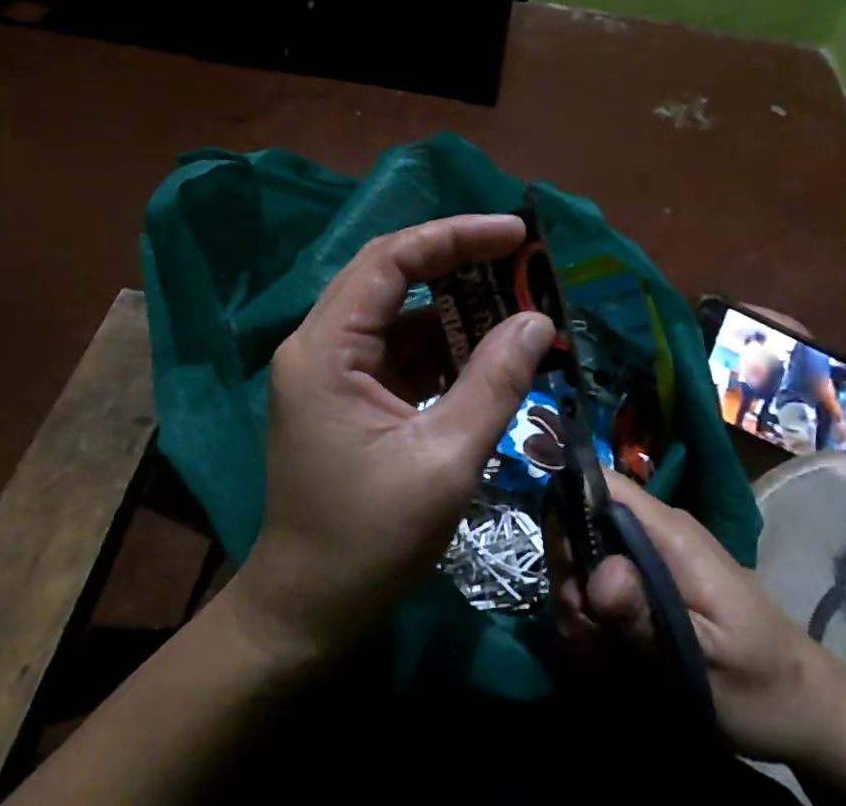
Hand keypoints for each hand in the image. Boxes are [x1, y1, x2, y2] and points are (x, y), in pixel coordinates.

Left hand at [233, 215, 556, 660]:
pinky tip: (494, 356)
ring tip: (523, 309)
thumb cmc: (368, 541)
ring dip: (461, 312)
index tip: (516, 234)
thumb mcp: (444, 460)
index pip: (391, 259)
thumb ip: (494, 382)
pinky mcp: (351, 397)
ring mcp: (334, 372)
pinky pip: (404, 354)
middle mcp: (322, 346)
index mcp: (326, 349)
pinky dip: (449, 351)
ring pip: (403, 316)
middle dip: (462, 266)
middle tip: (526, 266)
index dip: (455, 236)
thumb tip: (539, 319)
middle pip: (394, 277)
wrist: (307, 611)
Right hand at [555, 472, 845, 761]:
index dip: (567, 512)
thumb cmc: (760, 685)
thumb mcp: (702, 660)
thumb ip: (646, 614)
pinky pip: (603, 588)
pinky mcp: (651, 583)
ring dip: (582, 611)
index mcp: (670, 533)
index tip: (565, 574)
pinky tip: (612, 659)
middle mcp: (656, 533)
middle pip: (581, 528)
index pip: (600, 484)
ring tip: (606, 659)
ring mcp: (653, 558)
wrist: (805, 709)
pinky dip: (596, 623)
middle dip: (571, 582)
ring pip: (585, 564)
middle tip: (590, 639)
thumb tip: (596, 574)